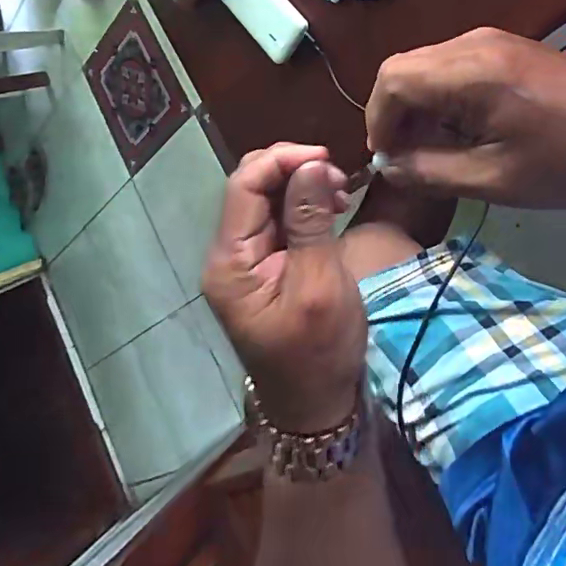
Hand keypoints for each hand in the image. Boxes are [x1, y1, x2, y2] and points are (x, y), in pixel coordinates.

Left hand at [200, 143, 361, 433]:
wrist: (316, 408)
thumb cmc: (319, 353)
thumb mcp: (321, 286)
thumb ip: (310, 222)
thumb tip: (310, 165)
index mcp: (229, 261)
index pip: (243, 186)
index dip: (281, 161)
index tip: (325, 157)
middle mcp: (226, 255)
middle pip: (249, 188)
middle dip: (292, 171)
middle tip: (338, 179)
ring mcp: (243, 261)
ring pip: (264, 200)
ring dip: (300, 186)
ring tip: (339, 193)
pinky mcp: (261, 266)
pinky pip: (275, 220)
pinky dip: (301, 206)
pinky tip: (328, 207)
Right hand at [365, 27, 565, 207]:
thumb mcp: (496, 178)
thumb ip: (431, 171)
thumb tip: (389, 167)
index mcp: (469, 71)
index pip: (392, 80)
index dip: (378, 121)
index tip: (389, 159)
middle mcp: (472, 44)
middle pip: (402, 68)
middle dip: (392, 114)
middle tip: (405, 157)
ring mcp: (489, 41)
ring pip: (423, 66)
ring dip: (414, 106)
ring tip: (430, 148)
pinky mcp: (502, 48)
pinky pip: (448, 66)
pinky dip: (437, 97)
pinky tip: (457, 129)